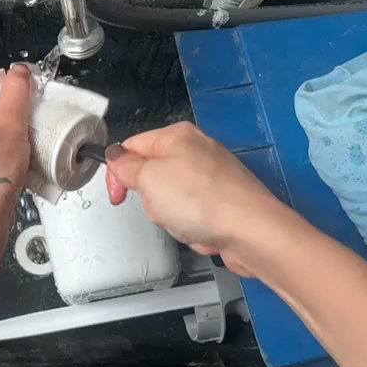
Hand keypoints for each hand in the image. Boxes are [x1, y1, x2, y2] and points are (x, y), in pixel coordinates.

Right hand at [104, 121, 289, 275]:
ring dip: (172, 218)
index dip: (119, 173)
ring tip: (188, 223)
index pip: (131, 148)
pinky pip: (191, 214)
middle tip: (164, 208)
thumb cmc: (200, 200)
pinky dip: (191, 227)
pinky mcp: (222, 200)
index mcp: (176, 135)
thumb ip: (126, 166)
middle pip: (151, 176)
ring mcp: (211, 176)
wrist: (251, 231)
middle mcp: (196, 150)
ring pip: (170, 200)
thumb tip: (115, 156)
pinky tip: (202, 231)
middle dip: (152, 201)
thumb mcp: (149, 178)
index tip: (119, 197)